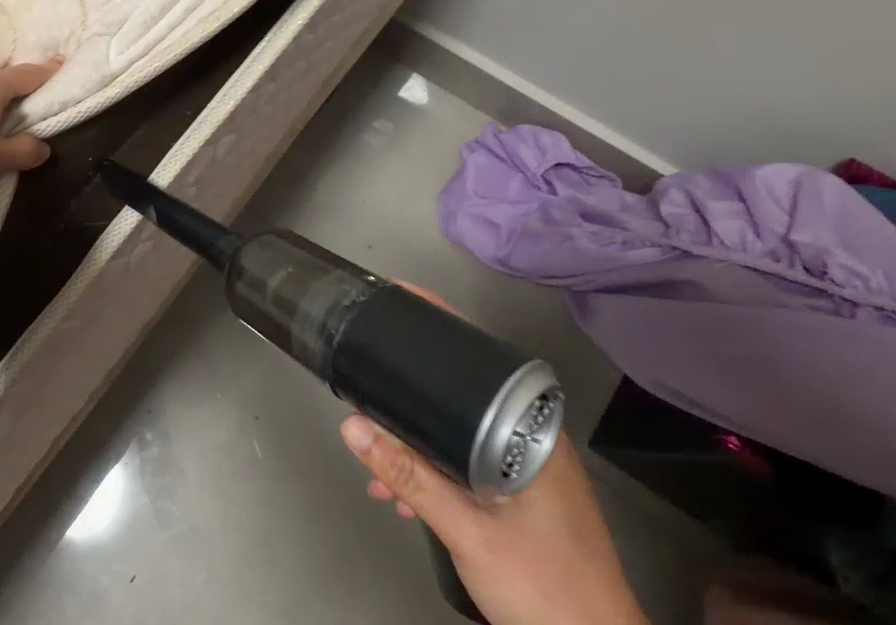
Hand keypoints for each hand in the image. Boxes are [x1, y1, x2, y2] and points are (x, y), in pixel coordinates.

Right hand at [340, 285, 648, 624]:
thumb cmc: (542, 587)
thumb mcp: (466, 531)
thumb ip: (410, 476)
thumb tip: (353, 426)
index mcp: (534, 432)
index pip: (482, 361)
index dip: (437, 330)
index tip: (396, 307)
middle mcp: (537, 440)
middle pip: (468, 393)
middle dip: (414, 394)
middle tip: (368, 380)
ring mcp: (534, 469)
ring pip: (465, 432)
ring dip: (420, 443)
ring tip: (376, 461)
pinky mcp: (527, 497)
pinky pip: (472, 462)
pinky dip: (437, 469)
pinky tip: (404, 494)